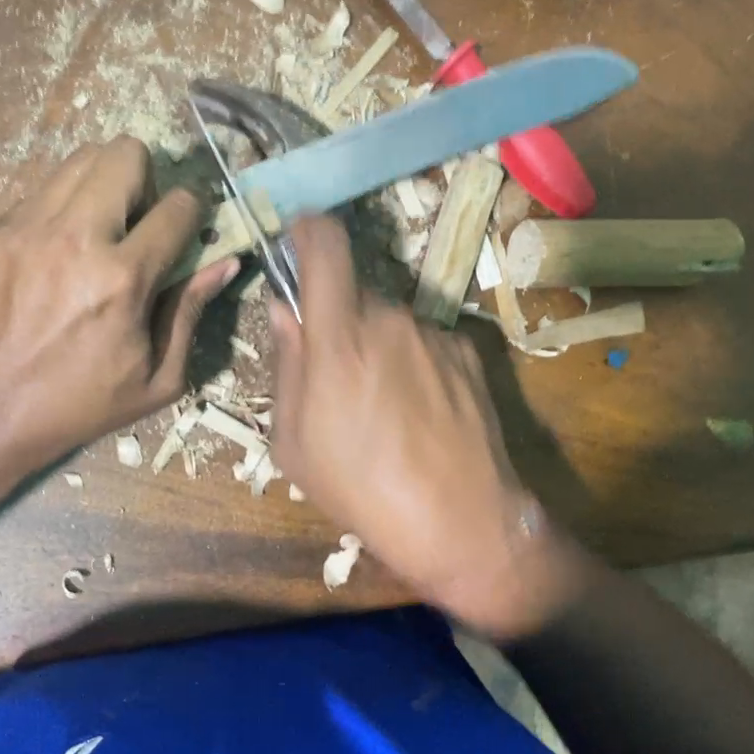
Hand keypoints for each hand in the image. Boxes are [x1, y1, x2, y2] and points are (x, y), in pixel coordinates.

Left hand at [0, 138, 237, 474]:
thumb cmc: (82, 403)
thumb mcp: (158, 379)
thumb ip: (190, 312)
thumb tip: (224, 262)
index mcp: (122, 279)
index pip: (178, 206)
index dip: (194, 213)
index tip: (188, 230)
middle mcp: (74, 238)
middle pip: (125, 154)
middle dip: (148, 180)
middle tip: (141, 221)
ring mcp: (27, 228)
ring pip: (82, 158)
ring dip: (106, 184)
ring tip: (103, 228)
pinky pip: (45, 190)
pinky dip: (66, 207)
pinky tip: (62, 251)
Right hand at [268, 216, 573, 639]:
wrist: (460, 522)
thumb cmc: (359, 489)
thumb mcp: (293, 442)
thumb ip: (286, 365)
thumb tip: (286, 312)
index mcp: (339, 339)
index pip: (325, 247)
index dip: (307, 231)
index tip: (298, 236)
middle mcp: (391, 321)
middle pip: (354, 295)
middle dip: (337, 322)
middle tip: (333, 378)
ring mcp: (435, 335)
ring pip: (390, 323)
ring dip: (376, 348)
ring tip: (381, 411)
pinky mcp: (468, 354)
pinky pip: (424, 344)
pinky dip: (412, 365)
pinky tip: (419, 416)